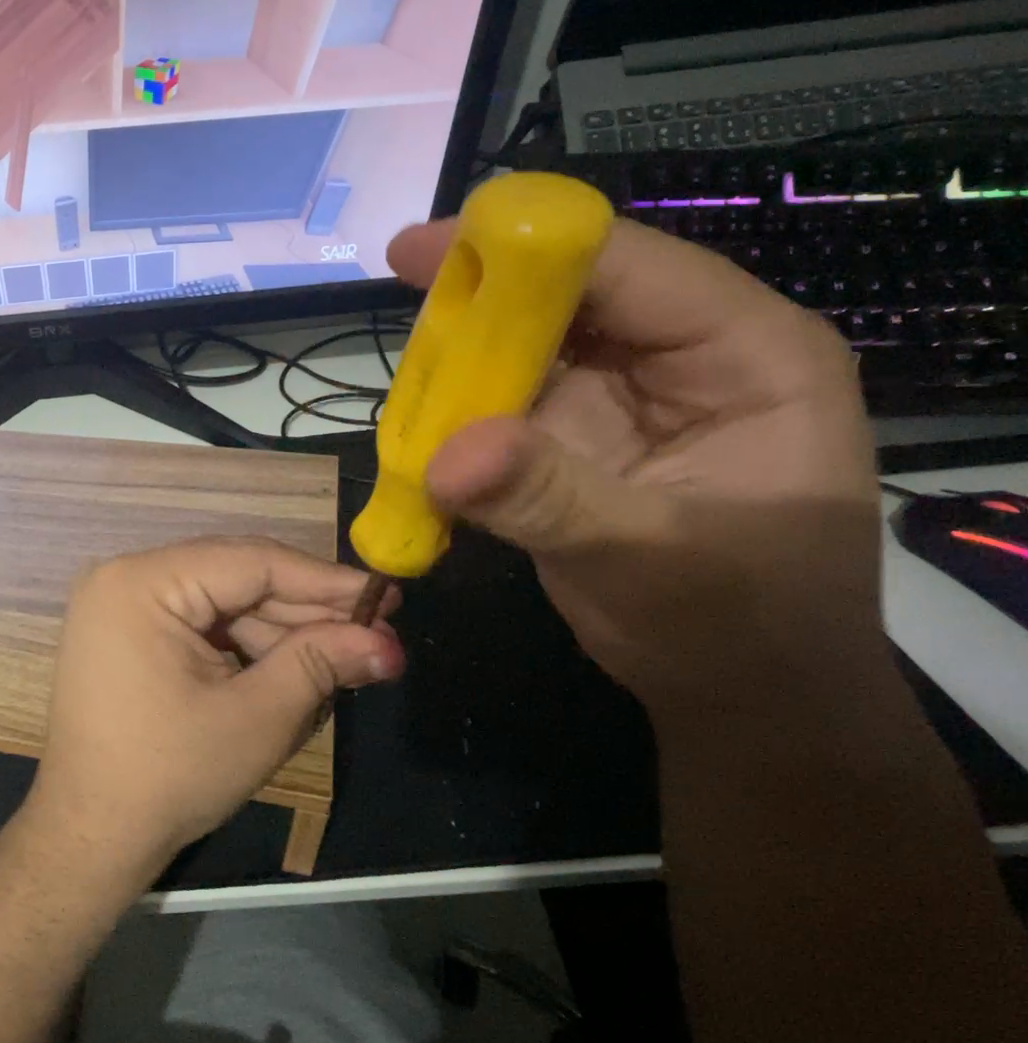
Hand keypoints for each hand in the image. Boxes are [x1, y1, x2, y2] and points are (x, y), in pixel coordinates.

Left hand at [26, 538, 402, 869]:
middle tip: (377, 637)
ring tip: (343, 663)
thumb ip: (321, 662)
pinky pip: (195, 625)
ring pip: (219, 603)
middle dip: (306, 612)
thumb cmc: (170, 776)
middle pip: (234, 579)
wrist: (91, 833)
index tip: (388, 597)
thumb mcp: (257, 717)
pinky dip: (241, 647)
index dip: (326, 580)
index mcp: (141, 583)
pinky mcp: (123, 637)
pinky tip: (289, 671)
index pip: (251, 562)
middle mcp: (122, 580)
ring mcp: (117, 608)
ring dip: (278, 633)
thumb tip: (389, 642)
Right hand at [387, 219, 883, 711]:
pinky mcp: (575, 447)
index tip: (421, 248)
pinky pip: (503, 413)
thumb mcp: (653, 558)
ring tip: (402, 393)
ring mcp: (622, 404)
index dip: (526, 247)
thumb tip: (444, 456)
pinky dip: (457, 423)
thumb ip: (551, 499)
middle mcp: (680, 361)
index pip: (629, 268)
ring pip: (524, 355)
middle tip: (397, 313)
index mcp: (742, 355)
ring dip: (459, 371)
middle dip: (479, 308)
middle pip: (566, 300)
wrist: (740, 697)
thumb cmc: (738, 626)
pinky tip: (414, 436)